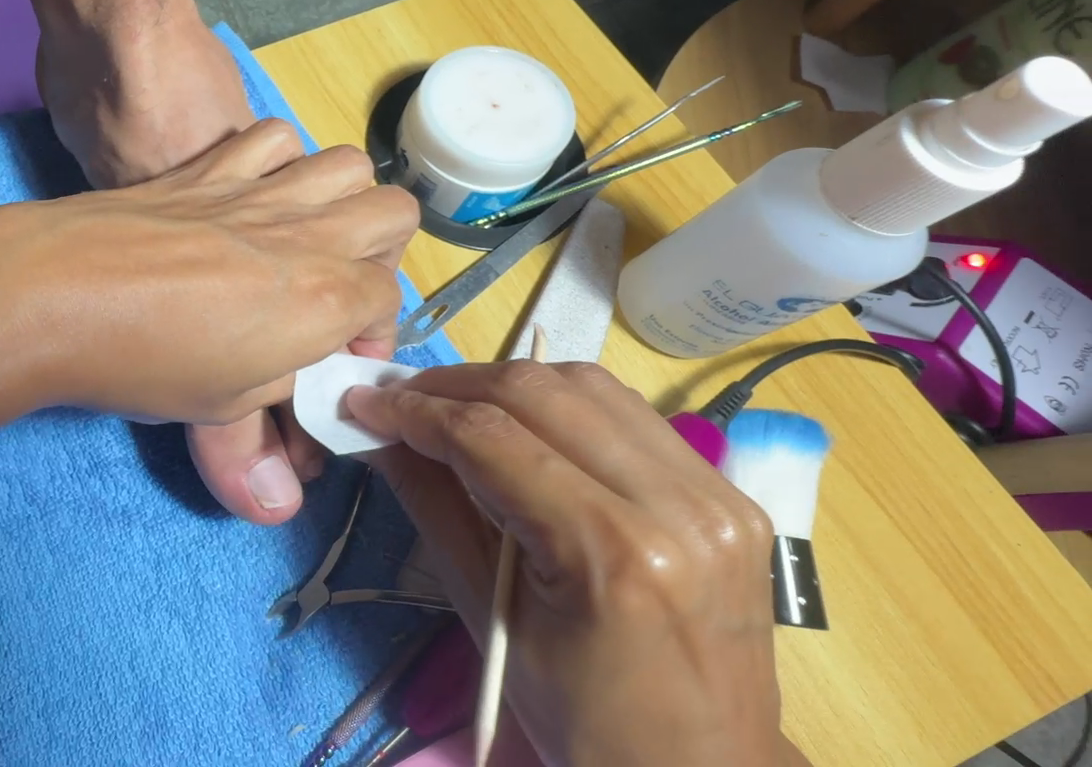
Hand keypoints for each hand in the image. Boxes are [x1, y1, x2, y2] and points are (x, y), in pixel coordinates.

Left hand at [38, 0, 342, 521]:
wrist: (60, 288)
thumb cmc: (145, 359)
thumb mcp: (217, 406)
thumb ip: (260, 435)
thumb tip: (276, 505)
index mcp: (326, 298)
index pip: (386, 300)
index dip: (366, 335)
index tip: (328, 361)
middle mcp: (309, 232)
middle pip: (392, 213)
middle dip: (379, 252)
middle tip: (333, 288)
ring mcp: (259, 189)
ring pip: (344, 165)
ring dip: (341, 197)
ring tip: (303, 235)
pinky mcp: (211, 163)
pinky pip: (271, 136)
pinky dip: (279, 158)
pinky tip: (250, 192)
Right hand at [346, 363, 788, 766]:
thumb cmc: (575, 713)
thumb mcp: (483, 610)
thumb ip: (429, 502)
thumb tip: (375, 432)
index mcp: (612, 553)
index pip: (491, 439)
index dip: (415, 410)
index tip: (365, 401)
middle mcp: (678, 507)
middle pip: (539, 393)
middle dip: (453, 385)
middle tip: (401, 398)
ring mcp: (716, 493)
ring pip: (586, 384)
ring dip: (505, 382)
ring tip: (454, 404)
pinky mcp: (729, 491)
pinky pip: (626, 412)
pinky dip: (559, 401)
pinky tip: (523, 422)